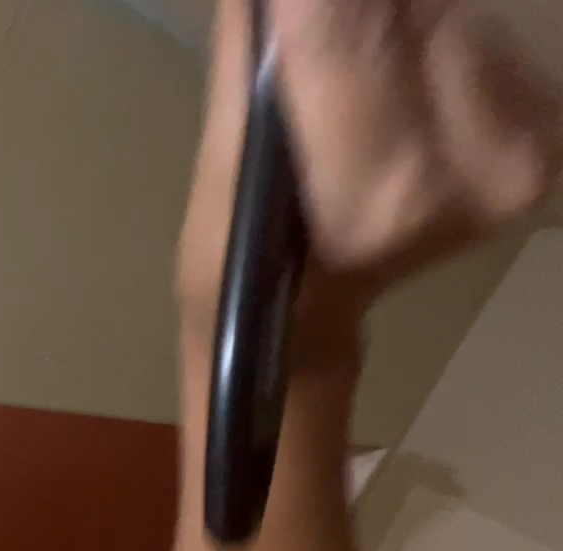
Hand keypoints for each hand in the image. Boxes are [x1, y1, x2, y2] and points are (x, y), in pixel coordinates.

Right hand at [178, 0, 561, 351]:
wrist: (302, 319)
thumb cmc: (234, 277)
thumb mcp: (220, 189)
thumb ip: (248, 81)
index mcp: (384, 198)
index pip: (347, 49)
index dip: (310, 5)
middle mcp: (484, 161)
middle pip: (409, 25)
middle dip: (342, 7)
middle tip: (291, 9)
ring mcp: (532, 139)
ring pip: (449, 22)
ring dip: (378, 15)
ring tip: (324, 33)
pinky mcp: (549, 118)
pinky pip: (476, 38)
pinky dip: (415, 31)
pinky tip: (373, 56)